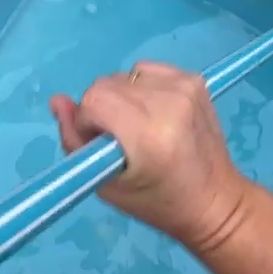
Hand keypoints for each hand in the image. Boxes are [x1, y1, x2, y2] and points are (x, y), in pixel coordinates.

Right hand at [49, 60, 256, 253]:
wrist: (215, 201)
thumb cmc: (158, 202)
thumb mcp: (107, 184)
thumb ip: (76, 142)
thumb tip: (57, 101)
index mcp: (148, 132)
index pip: (94, 99)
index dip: (88, 122)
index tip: (101, 145)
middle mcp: (169, 101)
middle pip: (107, 84)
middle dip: (103, 109)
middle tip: (121, 140)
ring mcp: (185, 86)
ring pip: (125, 75)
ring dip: (123, 97)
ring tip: (140, 126)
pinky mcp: (195, 78)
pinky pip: (147, 70)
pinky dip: (142, 88)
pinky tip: (156, 113)